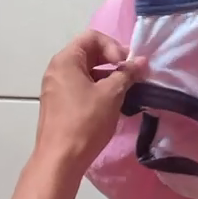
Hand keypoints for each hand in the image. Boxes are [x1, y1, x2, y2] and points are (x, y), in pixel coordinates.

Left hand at [35, 31, 143, 171]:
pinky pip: (81, 86)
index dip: (113, 46)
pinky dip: (98, 89)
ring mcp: (56, 88)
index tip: (127, 65)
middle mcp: (57, 69)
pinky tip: (112, 104)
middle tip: (132, 75)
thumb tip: (142, 61)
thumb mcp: (111, 94)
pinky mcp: (59, 104)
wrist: (60, 161)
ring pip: (86, 71)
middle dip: (113, 61)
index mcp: (65, 60)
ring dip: (108, 76)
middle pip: (89, 53)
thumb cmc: (85, 122)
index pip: (92, 37)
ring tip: (126, 90)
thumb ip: (127, 74)